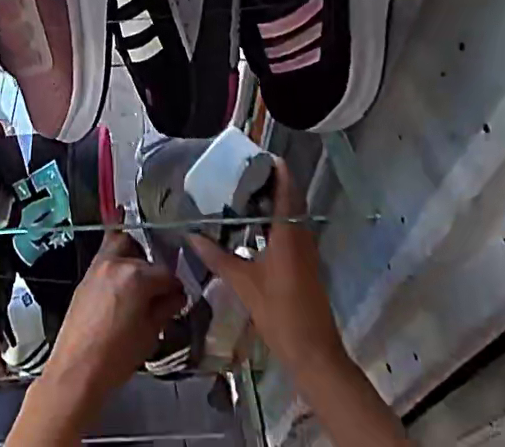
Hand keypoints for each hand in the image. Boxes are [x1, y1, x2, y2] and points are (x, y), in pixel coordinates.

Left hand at [8, 232, 183, 443]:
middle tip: (159, 290)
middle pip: (143, 254)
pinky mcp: (84, 277)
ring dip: (133, 258)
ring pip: (120, 247)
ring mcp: (97, 267)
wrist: (77, 370)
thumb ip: (165, 309)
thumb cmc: (115, 356)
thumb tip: (176, 297)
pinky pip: (105, 260)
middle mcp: (116, 262)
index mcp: (136, 275)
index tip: (177, 297)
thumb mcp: (149, 334)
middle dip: (154, 270)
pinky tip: (122, 290)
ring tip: (139, 284)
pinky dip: (116, 266)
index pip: (166, 273)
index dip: (175, 287)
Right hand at [188, 160, 407, 445]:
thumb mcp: (243, 283)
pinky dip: (275, 219)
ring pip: (291, 213)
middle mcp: (301, 235)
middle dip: (270, 180)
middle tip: (242, 169)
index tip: (256, 152)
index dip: (276, 167)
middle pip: (290, 196)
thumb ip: (217, 257)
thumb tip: (191, 236)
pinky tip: (253, 226)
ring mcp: (305, 249)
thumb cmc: (279, 312)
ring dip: (273, 199)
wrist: (312, 351)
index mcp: (289, 233)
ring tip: (242, 191)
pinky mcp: (304, 262)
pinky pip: (290, 228)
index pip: (287, 188)